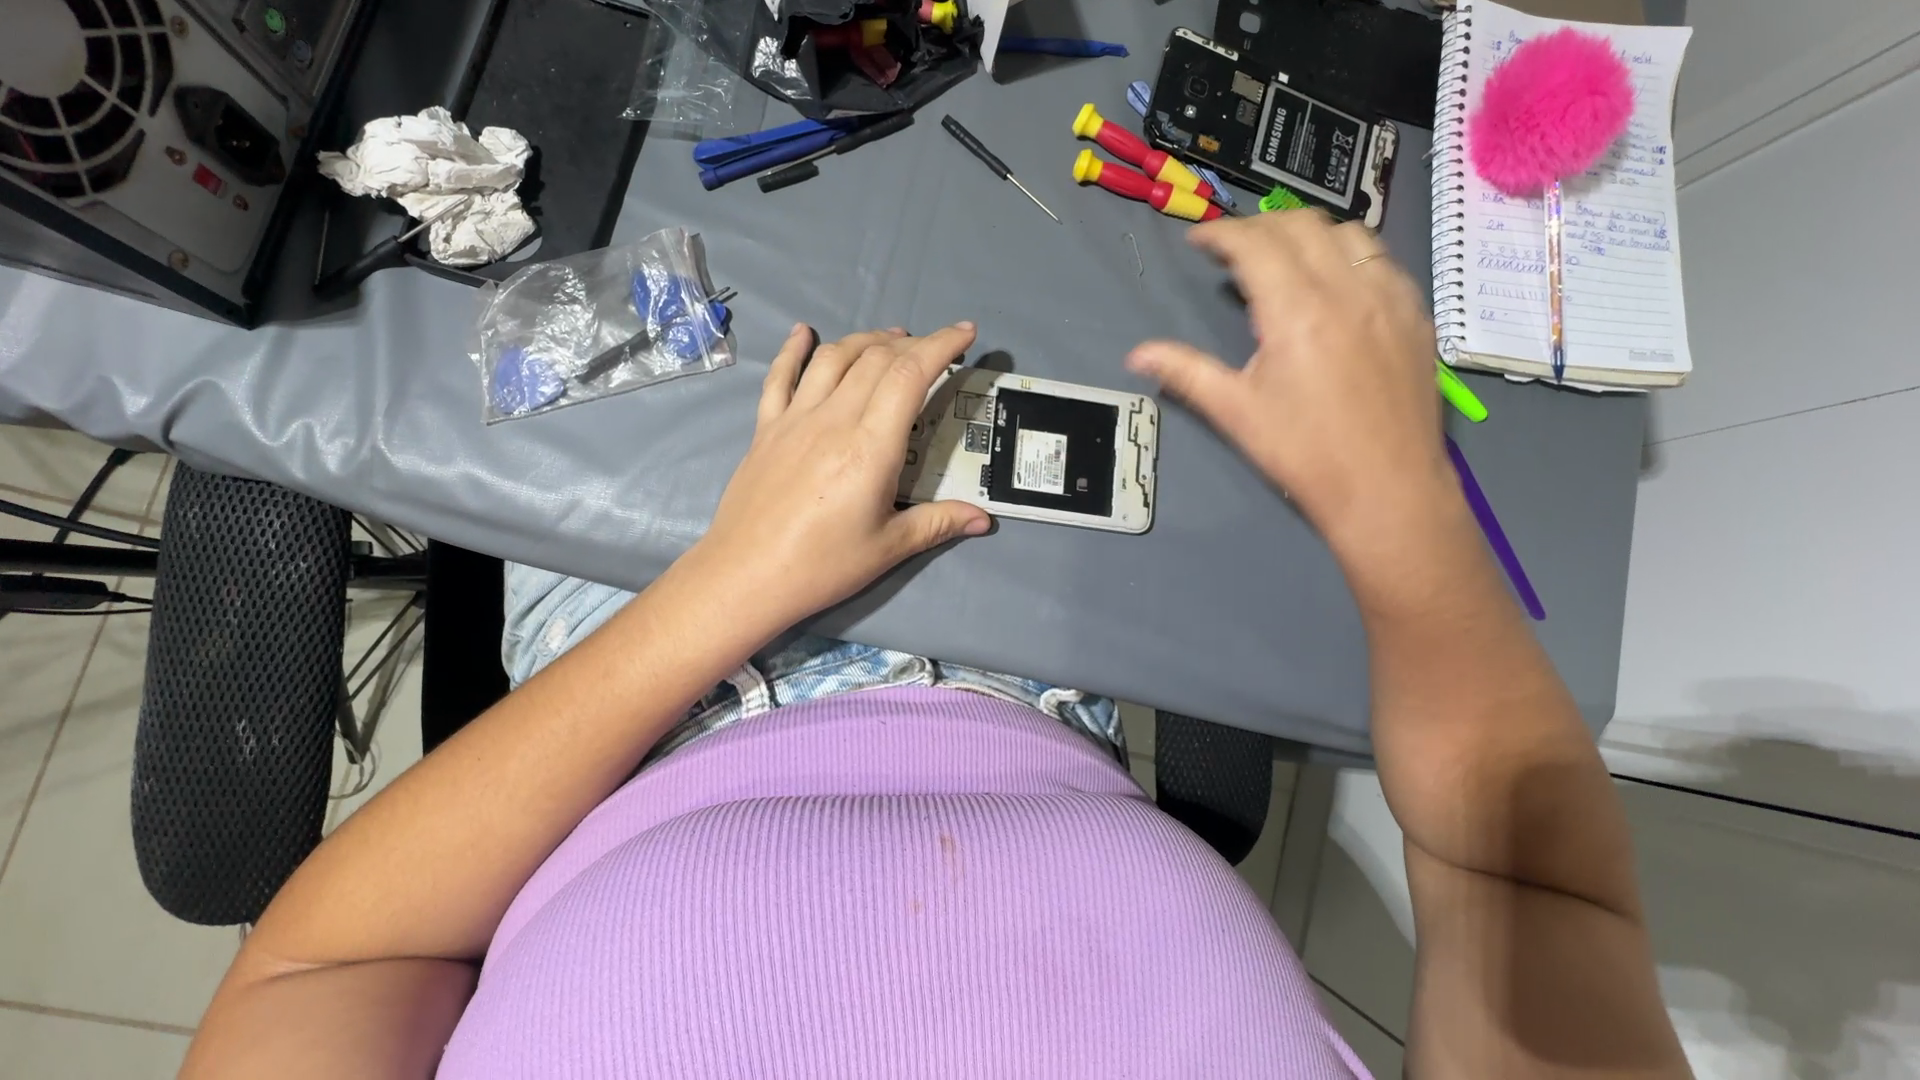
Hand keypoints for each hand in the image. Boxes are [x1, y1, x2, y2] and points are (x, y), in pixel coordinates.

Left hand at [683, 323, 991, 633]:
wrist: (744, 576)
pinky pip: (779, 377)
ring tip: (889, 338)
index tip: (965, 333)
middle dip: (912, 343)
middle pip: (875, 359)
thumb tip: (984, 520)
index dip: (940, 346)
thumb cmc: (821, 566)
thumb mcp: (888, 548)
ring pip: (832, 358)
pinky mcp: (765, 429)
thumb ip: (938, 524)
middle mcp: (833, 419)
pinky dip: (793, 349)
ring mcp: (794, 419)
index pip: (910, 375)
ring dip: (865, 340)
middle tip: (934, 350)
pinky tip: (802, 331)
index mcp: (870, 447)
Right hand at [1127, 211, 1454, 550]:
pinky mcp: (1416, 313)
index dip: (1221, 234)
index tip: (1199, 242)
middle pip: (1301, 224)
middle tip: (1234, 250)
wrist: (1388, 488)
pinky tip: (1336, 285)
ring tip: (1284, 260)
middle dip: (1260, 226)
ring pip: (1347, 233)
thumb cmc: (1304, 453)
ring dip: (1307, 234)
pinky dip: (1349, 256)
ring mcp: (1389, 297)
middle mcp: (1346, 289)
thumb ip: (1186, 373)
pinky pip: (1382, 260)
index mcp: (1296, 311)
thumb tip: (1137, 355)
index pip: (1254, 244)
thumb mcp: (1236, 413)